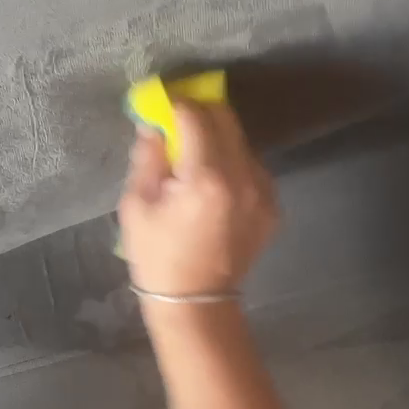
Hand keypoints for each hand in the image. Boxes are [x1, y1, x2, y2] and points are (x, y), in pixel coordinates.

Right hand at [118, 100, 278, 298]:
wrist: (195, 303)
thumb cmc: (156, 258)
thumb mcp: (136, 208)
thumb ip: (147, 159)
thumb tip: (153, 126)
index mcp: (205, 177)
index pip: (194, 115)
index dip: (175, 105)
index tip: (161, 108)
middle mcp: (242, 176)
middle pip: (225, 118)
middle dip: (199, 114)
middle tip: (177, 126)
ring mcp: (263, 191)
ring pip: (241, 143)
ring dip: (217, 143)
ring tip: (195, 168)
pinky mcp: (272, 206)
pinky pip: (252, 169)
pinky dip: (232, 168)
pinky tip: (214, 193)